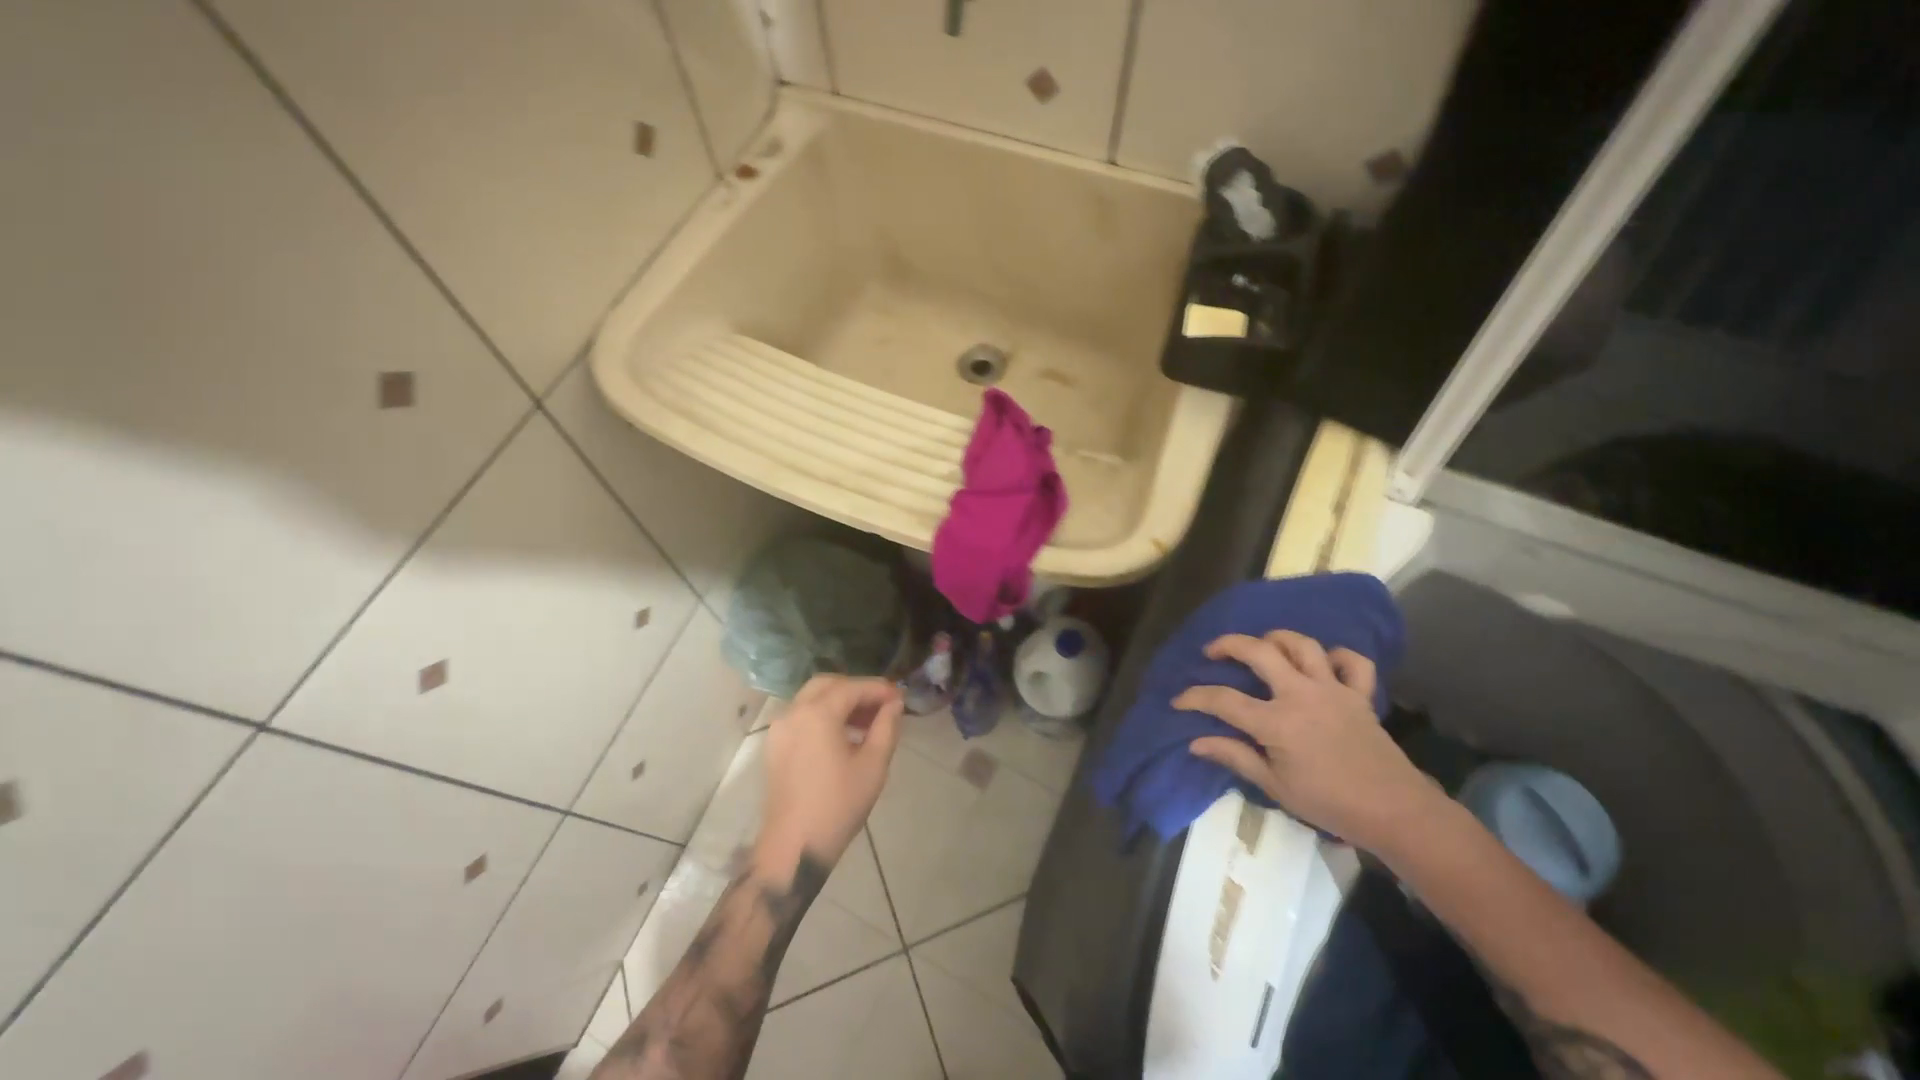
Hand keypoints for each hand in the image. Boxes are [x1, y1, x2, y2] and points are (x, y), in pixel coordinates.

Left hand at [754, 675, 903, 877]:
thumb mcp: (873, 766)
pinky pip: (801, 717)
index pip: (852, 687)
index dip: (879, 689)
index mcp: (817, 714)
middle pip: (827, 684)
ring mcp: (779, 729)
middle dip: (856, 689)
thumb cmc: (838, 805)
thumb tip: (894, 704)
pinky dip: (823, 715)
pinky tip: (843, 736)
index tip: (901, 697)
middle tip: (883, 706)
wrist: (794, 845)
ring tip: (867, 723)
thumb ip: (886, 727)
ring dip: (839, 702)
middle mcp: (793, 712)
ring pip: (811, 699)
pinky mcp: (775, 746)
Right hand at [1176, 631, 1439, 852]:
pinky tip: (1323, 663)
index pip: (1224, 700)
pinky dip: (1338, 656)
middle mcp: (1301, 694)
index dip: (1196, 697)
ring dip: (1277, 639)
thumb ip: (1235, 757)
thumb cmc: (1327, 803)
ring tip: (1262, 645)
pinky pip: (1353, 662)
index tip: (1178, 700)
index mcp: (1276, 721)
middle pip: (1259, 652)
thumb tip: (1196, 742)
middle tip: (1213, 651)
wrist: (1392, 810)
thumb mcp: (1274, 787)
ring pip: (1303, 645)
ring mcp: (1334, 690)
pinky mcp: (1360, 695)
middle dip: (1229, 644)